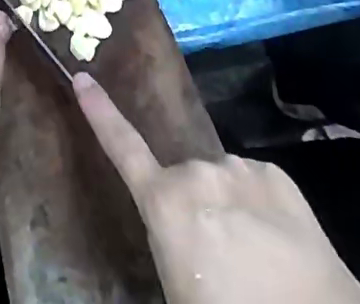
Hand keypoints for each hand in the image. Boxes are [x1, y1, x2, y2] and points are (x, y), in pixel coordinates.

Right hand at [72, 73, 359, 303]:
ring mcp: (241, 166)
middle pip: (182, 181)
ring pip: (219, 181)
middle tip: (208, 256)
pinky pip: (250, 182)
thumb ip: (166, 241)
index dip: (100, 113)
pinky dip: (253, 204)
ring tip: (245, 252)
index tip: (83, 76)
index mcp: (166, 202)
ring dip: (223, 205)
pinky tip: (270, 239)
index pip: (123, 148)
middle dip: (187, 206)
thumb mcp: (176, 290)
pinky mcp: (276, 171)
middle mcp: (200, 170)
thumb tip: (171, 230)